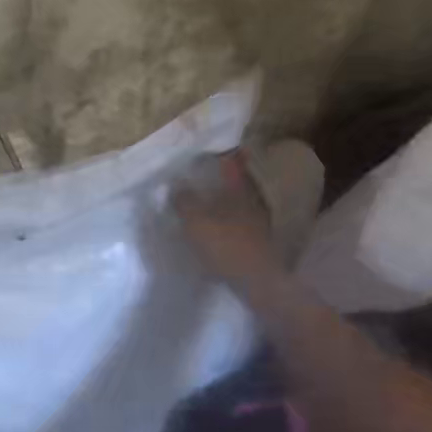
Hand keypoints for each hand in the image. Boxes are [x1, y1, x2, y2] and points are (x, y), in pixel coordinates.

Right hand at [174, 151, 281, 288]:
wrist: (256, 281)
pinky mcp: (254, 244)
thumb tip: (176, 185)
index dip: (224, 157)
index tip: (213, 149)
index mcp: (239, 194)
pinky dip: (223, 222)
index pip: (231, 167)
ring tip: (202, 204)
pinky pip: (235, 224)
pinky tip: (212, 229)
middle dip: (221, 181)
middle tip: (203, 176)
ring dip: (221, 203)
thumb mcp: (196, 221)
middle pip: (236, 186)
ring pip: (236, 206)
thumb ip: (184, 202)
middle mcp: (251, 204)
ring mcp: (255, 225)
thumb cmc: (225, 245)